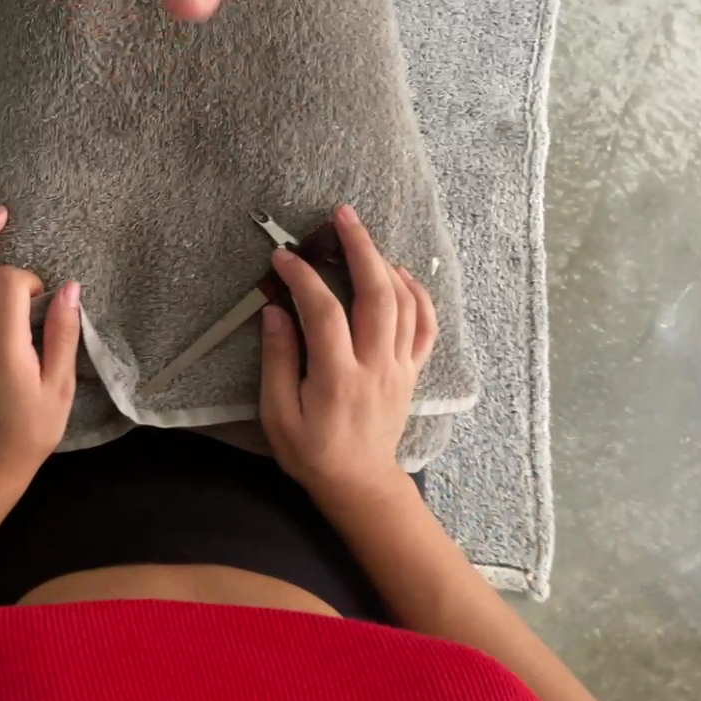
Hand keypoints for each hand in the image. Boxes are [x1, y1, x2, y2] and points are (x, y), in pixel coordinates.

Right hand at [258, 204, 436, 499]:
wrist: (360, 484)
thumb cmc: (310, 450)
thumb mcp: (277, 414)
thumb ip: (278, 361)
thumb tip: (275, 311)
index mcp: (338, 377)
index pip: (323, 312)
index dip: (302, 278)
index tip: (282, 256)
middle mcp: (376, 365)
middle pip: (376, 295)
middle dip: (360, 249)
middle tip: (342, 216)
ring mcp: (400, 367)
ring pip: (404, 304)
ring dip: (385, 262)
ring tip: (363, 235)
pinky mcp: (411, 371)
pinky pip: (425, 325)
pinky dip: (417, 293)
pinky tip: (398, 272)